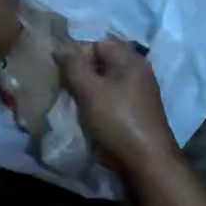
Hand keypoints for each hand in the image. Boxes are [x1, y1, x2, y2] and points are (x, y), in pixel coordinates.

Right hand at [55, 38, 180, 172]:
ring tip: (71, 102)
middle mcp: (137, 72)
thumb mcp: (90, 91)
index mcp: (130, 60)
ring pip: (104, 81)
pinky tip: (86, 114)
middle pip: (102, 62)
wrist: (146, 161)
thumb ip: (73, 66)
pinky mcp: (134, 111)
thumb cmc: (117, 121)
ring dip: (86, 90)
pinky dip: (96, 102)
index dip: (77, 54)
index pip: (98, 43)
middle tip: (63, 88)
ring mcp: (137, 93)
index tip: (62, 72)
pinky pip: (110, 98)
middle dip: (80, 72)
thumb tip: (60, 45)